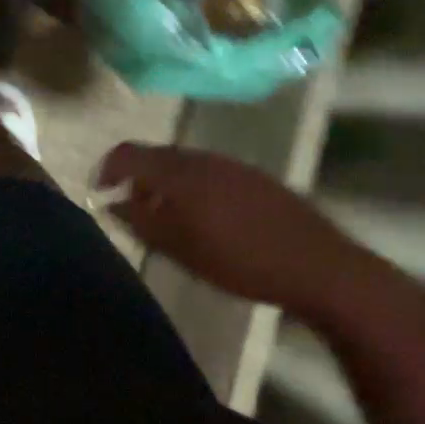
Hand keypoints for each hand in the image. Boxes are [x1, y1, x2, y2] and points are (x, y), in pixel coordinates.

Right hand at [98, 143, 383, 317]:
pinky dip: (197, 188)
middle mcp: (202, 158)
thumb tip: (111, 201)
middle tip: (134, 208)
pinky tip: (210, 219)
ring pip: (185, 165)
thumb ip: (139, 221)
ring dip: (169, 183)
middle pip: (156, 156)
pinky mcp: (258, 179)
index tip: (100, 193)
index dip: (106, 169)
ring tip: (171, 217)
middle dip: (138, 178)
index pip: (126, 153)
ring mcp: (234, 166)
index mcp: (178, 171)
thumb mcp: (179, 248)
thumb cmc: (240, 261)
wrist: (324, 270)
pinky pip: (212, 173)